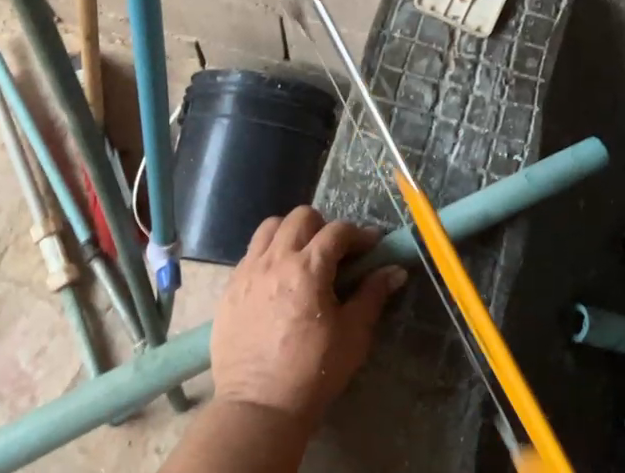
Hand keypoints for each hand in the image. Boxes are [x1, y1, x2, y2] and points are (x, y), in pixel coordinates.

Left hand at [209, 206, 408, 425]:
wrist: (258, 407)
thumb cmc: (314, 371)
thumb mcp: (353, 334)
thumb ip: (373, 295)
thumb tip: (395, 270)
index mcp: (308, 268)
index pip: (337, 230)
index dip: (359, 234)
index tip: (372, 246)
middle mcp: (275, 261)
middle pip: (300, 217)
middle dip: (323, 227)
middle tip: (334, 252)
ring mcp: (247, 273)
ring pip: (269, 228)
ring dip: (291, 234)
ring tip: (302, 258)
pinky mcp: (229, 290)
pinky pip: (250, 254)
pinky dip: (268, 255)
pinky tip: (278, 281)